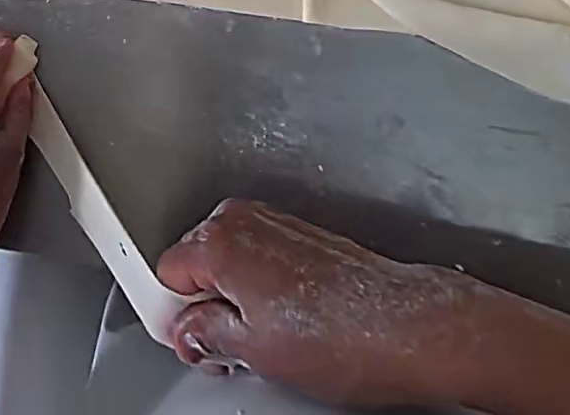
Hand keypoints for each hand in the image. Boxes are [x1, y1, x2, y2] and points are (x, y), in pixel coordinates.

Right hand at [156, 199, 496, 409]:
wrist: (404, 326)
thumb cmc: (339, 335)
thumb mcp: (255, 351)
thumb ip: (204, 333)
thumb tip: (187, 330)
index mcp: (219, 241)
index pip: (165, 270)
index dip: (173, 307)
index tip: (184, 331)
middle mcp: (237, 219)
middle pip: (192, 257)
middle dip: (203, 297)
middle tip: (230, 341)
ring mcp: (265, 218)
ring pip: (222, 254)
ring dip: (231, 289)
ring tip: (267, 328)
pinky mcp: (288, 226)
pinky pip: (251, 248)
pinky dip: (255, 278)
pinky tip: (284, 311)